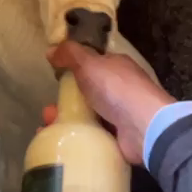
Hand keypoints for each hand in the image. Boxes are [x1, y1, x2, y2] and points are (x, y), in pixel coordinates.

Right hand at [47, 42, 174, 164]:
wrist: (144, 127)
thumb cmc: (116, 89)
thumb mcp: (88, 63)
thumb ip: (69, 54)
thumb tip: (51, 49)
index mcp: (117, 66)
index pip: (94, 63)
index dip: (74, 68)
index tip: (55, 78)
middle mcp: (121, 89)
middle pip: (88, 92)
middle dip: (66, 100)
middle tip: (48, 110)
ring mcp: (122, 115)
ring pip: (89, 115)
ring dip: (68, 120)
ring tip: (47, 126)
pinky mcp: (120, 138)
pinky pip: (94, 136)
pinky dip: (79, 138)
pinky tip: (63, 142)